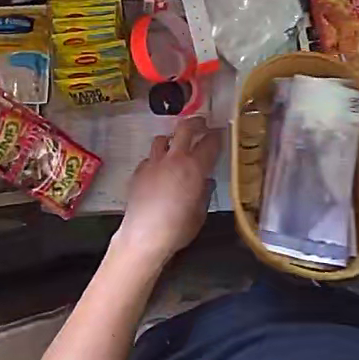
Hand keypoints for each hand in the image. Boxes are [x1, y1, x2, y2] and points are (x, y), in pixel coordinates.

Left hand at [113, 117, 220, 265]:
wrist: (144, 236)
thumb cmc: (177, 228)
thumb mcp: (200, 212)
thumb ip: (204, 192)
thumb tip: (206, 182)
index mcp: (194, 168)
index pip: (209, 143)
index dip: (217, 136)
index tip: (219, 134)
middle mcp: (174, 159)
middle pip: (185, 128)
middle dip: (196, 123)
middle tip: (202, 125)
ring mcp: (153, 163)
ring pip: (163, 138)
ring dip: (172, 139)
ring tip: (177, 146)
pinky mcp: (139, 171)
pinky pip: (150, 157)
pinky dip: (157, 158)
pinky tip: (159, 170)